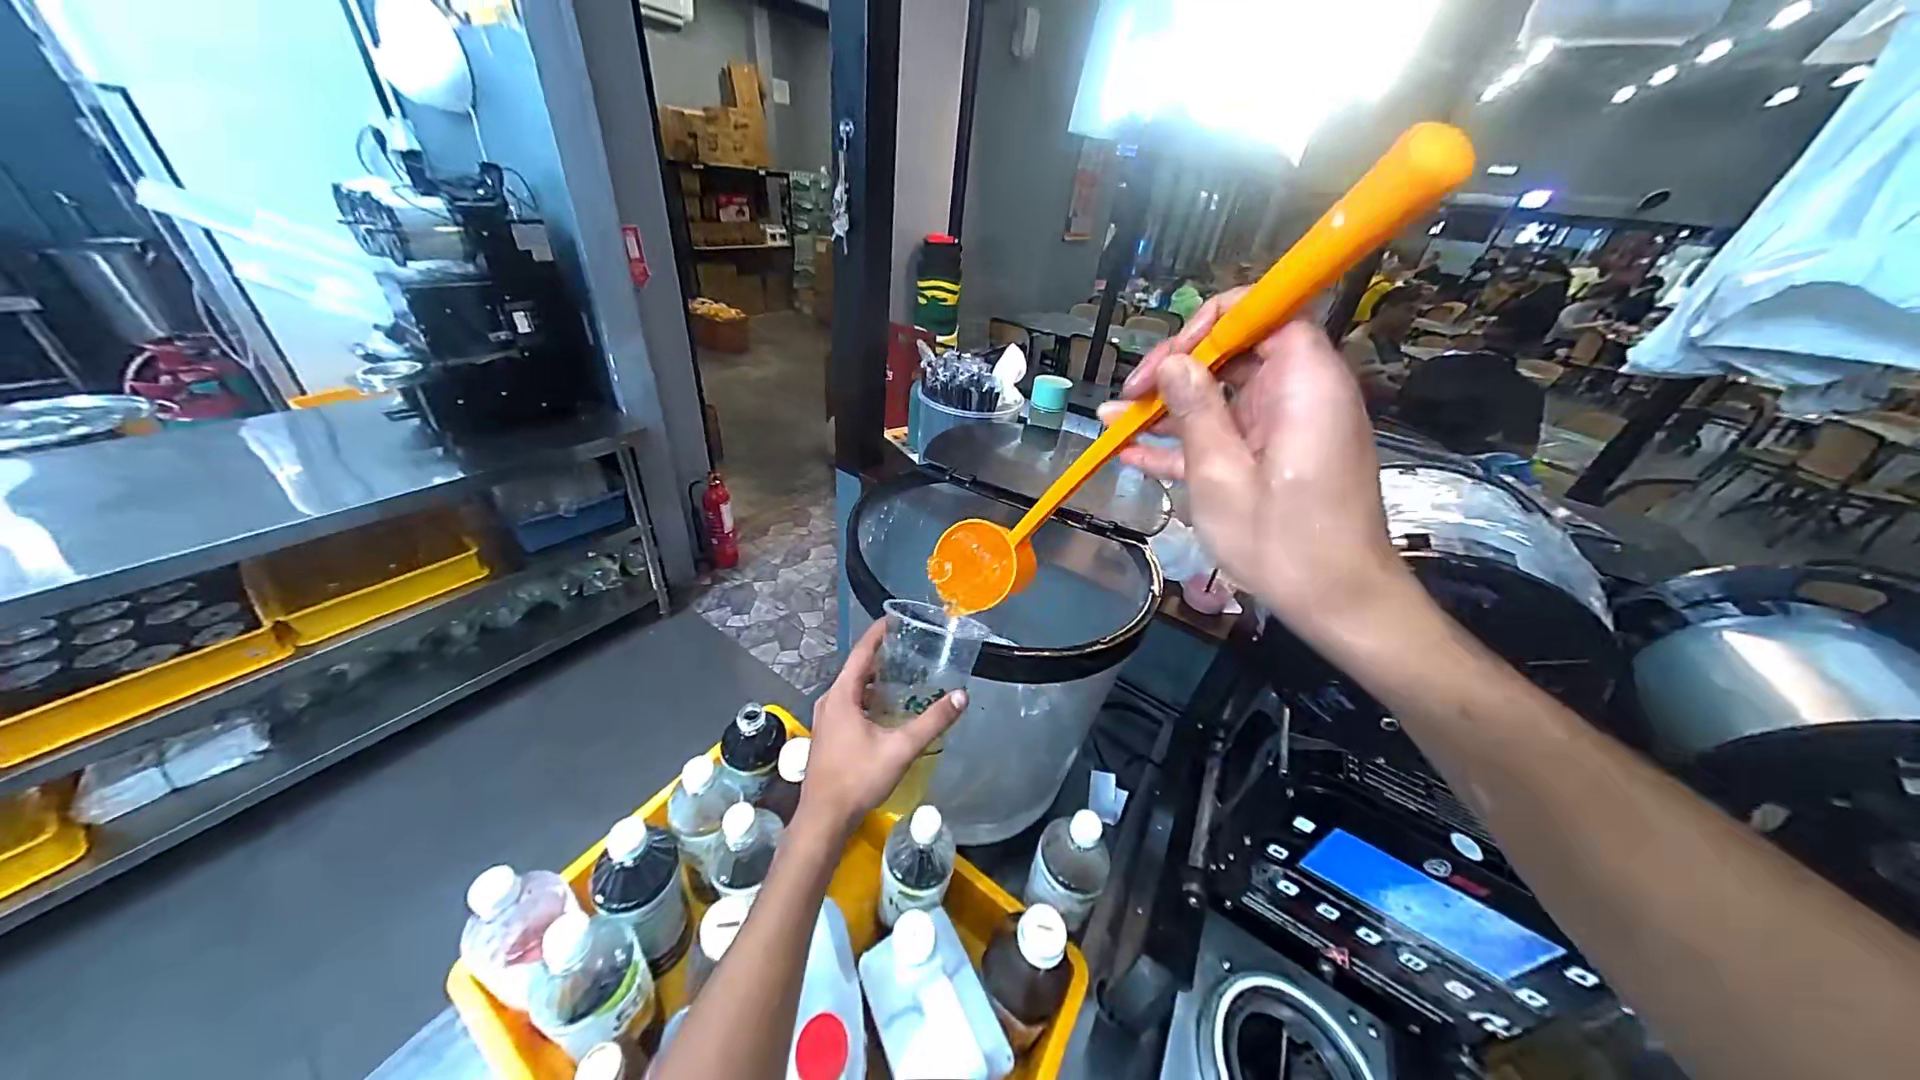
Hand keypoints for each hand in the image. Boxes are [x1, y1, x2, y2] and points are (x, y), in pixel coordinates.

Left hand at [798, 618, 967, 832]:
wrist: (824, 818)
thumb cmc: (858, 778)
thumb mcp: (900, 749)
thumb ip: (932, 722)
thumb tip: (961, 697)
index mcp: (842, 695)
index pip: (862, 652)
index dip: (878, 633)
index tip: (895, 618)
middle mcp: (830, 701)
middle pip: (857, 668)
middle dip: (882, 656)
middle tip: (910, 648)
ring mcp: (826, 719)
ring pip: (853, 688)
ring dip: (876, 679)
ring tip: (904, 675)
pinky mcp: (829, 734)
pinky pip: (850, 703)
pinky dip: (869, 697)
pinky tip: (888, 708)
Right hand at [1098, 289, 1410, 639]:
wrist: (1336, 602)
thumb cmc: (1281, 540)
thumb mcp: (1222, 476)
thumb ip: (1196, 412)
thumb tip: (1173, 364)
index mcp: (1303, 383)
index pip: (1261, 314)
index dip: (1206, 327)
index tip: (1163, 364)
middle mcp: (1300, 394)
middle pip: (1234, 356)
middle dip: (1176, 372)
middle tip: (1127, 399)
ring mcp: (1286, 427)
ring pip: (1223, 398)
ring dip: (1169, 411)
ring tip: (1112, 422)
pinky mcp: (1275, 457)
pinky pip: (1228, 435)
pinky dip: (1188, 443)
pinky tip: (1133, 453)